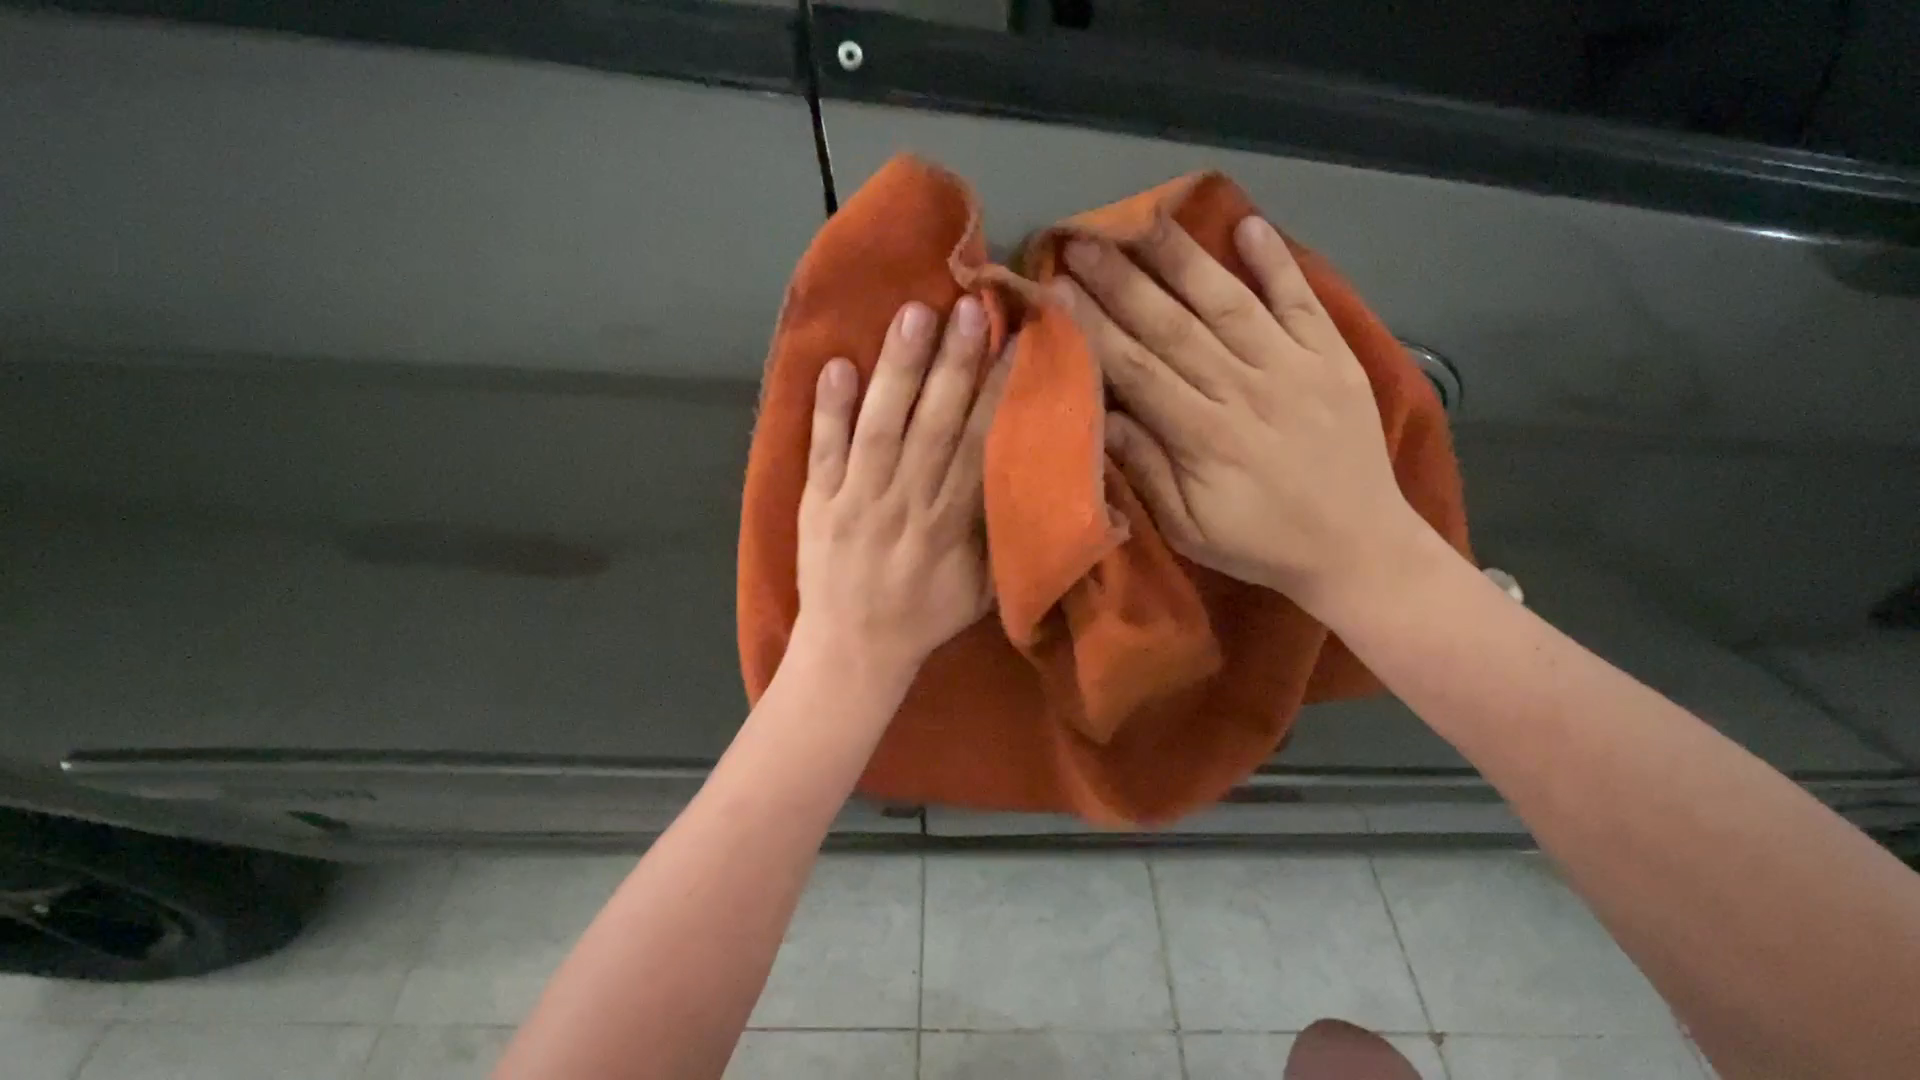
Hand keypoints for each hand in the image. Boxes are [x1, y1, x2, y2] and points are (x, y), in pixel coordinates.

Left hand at [793, 297, 1009, 675]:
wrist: (853, 652)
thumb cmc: (926, 616)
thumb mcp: (985, 590)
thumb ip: (1011, 538)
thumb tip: (1052, 490)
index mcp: (952, 525)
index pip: (981, 446)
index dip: (1001, 393)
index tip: (1018, 342)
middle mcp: (907, 505)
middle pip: (934, 426)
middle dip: (954, 366)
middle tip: (971, 307)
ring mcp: (857, 501)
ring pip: (881, 429)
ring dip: (897, 372)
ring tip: (914, 314)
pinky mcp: (816, 503)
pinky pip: (822, 452)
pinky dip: (828, 411)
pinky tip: (836, 364)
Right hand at [1056, 216, 1432, 616]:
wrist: (1361, 546)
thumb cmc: (1262, 543)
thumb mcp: (1190, 528)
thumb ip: (1146, 470)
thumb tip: (1100, 415)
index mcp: (1205, 436)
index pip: (1136, 368)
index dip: (1093, 327)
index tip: (1057, 287)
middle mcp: (1245, 388)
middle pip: (1173, 324)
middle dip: (1121, 279)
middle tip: (1080, 238)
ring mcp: (1294, 366)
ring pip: (1228, 301)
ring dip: (1182, 257)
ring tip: (1143, 216)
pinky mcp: (1333, 356)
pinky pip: (1301, 299)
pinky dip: (1277, 261)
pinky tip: (1247, 224)